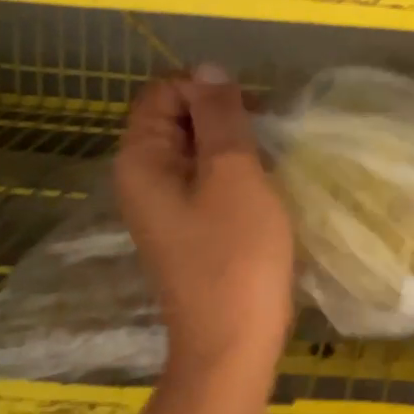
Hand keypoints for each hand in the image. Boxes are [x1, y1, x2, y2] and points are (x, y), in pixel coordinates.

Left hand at [114, 65, 295, 372]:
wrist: (232, 344)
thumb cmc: (236, 254)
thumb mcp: (234, 173)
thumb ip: (220, 116)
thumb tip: (210, 69)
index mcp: (142, 160)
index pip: (162, 92)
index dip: (205, 87)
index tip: (250, 109)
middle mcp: (142, 178)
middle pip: (176, 116)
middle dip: (221, 111)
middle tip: (267, 131)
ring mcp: (164, 205)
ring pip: (196, 147)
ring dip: (232, 140)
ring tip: (271, 155)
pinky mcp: (188, 226)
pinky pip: (205, 177)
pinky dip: (233, 169)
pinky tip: (263, 184)